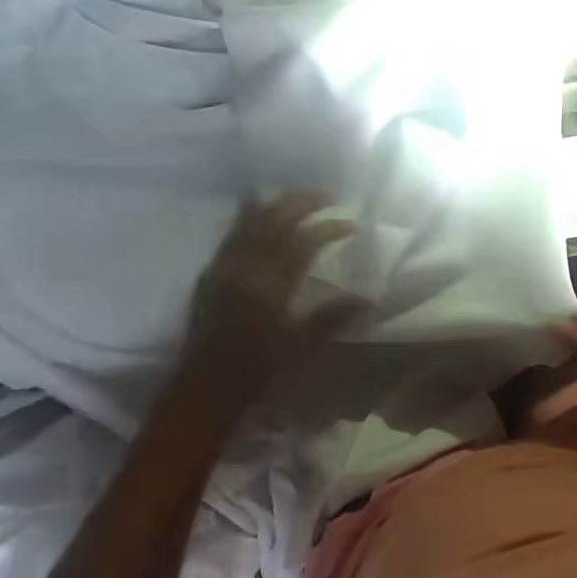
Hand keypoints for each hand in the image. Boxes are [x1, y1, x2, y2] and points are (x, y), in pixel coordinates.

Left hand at [181, 191, 362, 396]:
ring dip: (272, 203)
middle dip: (302, 200)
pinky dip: (248, 221)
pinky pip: (232, 235)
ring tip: (289, 195)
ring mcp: (226, 265)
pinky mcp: (211, 274)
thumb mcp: (302, 344)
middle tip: (325, 194)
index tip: (351, 224)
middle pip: (276, 217)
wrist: (208, 383)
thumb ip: (332, 317)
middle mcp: (248, 263)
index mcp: (273, 279)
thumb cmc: (259, 366)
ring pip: (248, 220)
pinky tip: (256, 221)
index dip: (330, 228)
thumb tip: (368, 298)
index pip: (305, 240)